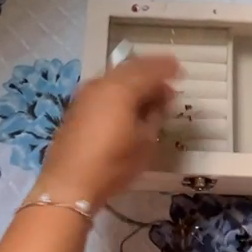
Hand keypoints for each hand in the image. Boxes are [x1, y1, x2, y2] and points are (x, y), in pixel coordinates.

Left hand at [39, 55, 178, 204]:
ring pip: (116, 76)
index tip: (181, 72)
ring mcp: (86, 93)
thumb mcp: (145, 143)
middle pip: (131, 68)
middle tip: (168, 78)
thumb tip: (161, 101)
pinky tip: (127, 101)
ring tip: (150, 91)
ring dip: (134, 79)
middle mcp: (103, 84)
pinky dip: (120, 88)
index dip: (168, 69)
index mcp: (122, 89)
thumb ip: (156, 116)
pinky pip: (104, 87)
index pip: (150, 71)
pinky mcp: (77, 106)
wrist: (69, 183)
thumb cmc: (113, 165)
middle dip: (151, 70)